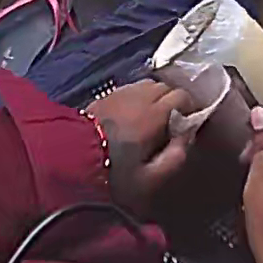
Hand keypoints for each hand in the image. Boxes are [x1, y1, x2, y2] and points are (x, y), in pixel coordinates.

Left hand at [85, 80, 197, 215]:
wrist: (72, 158)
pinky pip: (131, 88)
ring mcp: (121, 93)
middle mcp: (139, 97)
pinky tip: (135, 113)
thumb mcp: (149, 177)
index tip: (189, 122)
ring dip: (156, 96)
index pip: (181, 96)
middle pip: (165, 87)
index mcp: (153, 114)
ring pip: (148, 84)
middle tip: (173, 121)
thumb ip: (174, 158)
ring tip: (154, 116)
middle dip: (174, 100)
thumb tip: (187, 138)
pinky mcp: (107, 94)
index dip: (190, 107)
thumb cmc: (115, 172)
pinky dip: (139, 95)